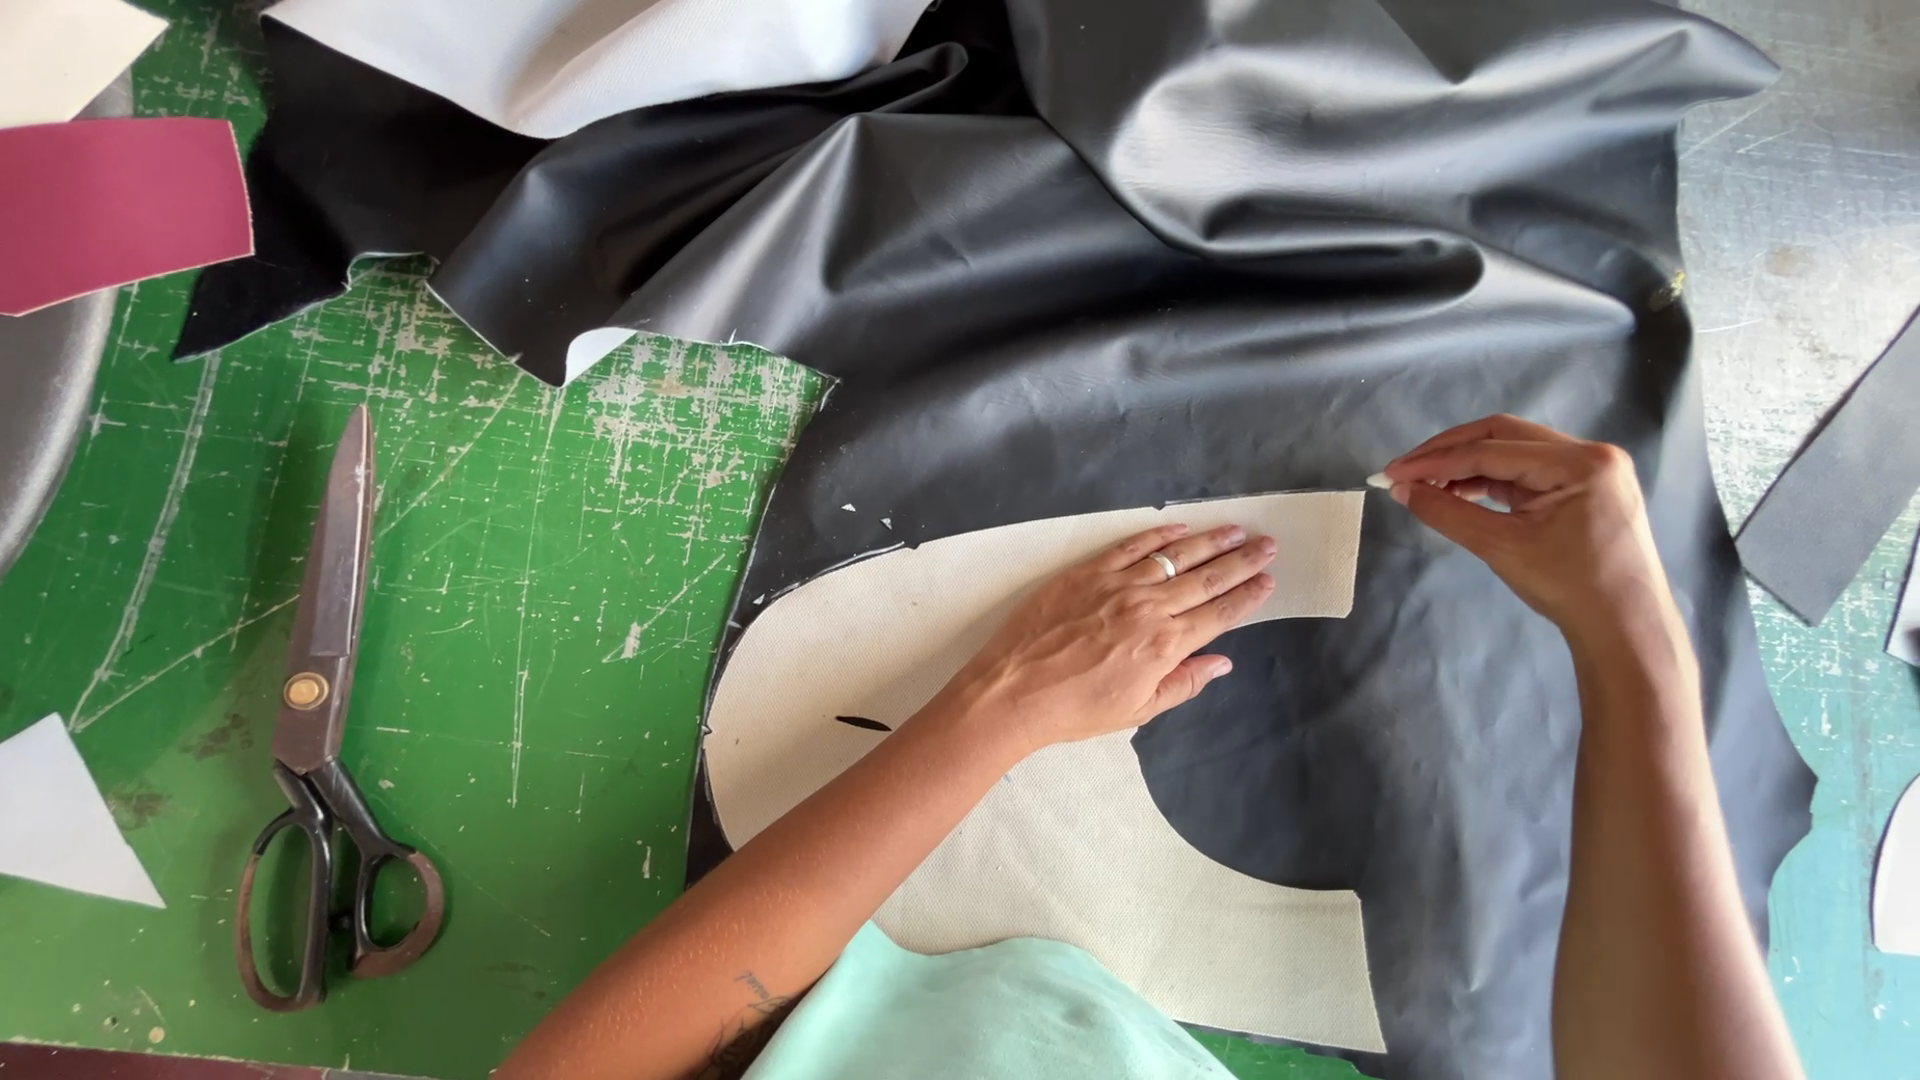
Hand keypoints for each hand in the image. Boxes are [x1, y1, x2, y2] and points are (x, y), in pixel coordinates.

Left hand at [924, 523, 1276, 754]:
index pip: (1220, 613)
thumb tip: (1223, 662)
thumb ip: (1184, 682)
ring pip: (1173, 556)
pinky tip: (1178, 528)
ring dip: (1208, 542)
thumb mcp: (1137, 710)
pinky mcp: (1087, 571)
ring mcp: (1117, 584)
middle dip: (1241, 560)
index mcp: (1166, 644)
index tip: (1269, 579)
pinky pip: (1130, 546)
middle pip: (1205, 578)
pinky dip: (1157, 535)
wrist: (1015, 689)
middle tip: (1268, 543)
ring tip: (1235, 529)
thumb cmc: (1077, 709)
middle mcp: (1149, 607)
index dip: (1248, 596)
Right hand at [1383, 414, 1677, 644]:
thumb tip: (1400, 489)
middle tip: (1403, 471)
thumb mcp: (1498, 546)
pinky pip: (1522, 470)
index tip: (1391, 473)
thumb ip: (1445, 512)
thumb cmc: (1567, 585)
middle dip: (1446, 451)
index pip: (1490, 449)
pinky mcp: (1579, 485)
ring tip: (1424, 484)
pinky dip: (1485, 478)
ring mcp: (1587, 468)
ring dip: (1463, 464)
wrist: (1623, 624)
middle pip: (1501, 435)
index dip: (1434, 460)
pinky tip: (1456, 492)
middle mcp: (1589, 453)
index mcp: (1579, 463)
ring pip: (1510, 449)